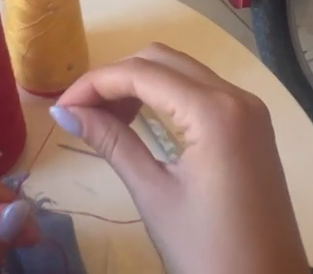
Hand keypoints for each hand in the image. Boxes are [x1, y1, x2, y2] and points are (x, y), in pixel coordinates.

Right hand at [51, 44, 304, 273]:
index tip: (62, 106)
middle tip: (82, 110)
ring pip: (180, 69)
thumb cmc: (210, 253)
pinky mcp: (250, 123)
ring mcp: (247, 107)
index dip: (95, 83)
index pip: (141, 73)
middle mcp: (235, 95)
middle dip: (116, 77)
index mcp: (214, 111)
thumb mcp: (154, 195)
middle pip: (161, 59)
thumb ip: (111, 141)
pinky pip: (199, 88)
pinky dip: (165, 93)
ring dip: (139, 82)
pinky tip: (140, 117)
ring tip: (105, 116)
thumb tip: (64, 111)